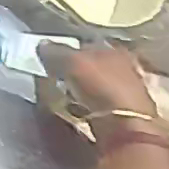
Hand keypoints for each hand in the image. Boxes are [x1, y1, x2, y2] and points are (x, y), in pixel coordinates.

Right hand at [39, 43, 164, 144]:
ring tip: (59, 94)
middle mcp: (123, 66)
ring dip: (78, 89)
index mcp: (113, 49)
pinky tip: (72, 110)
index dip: (68, 47)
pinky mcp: (122, 114)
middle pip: (92, 65)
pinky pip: (96, 104)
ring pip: (95, 85)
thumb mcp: (72, 62)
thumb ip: (56, 52)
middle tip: (53, 75)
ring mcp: (125, 91)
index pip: (88, 43)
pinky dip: (83, 105)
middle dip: (74, 69)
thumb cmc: (100, 85)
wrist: (126, 126)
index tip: (50, 55)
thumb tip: (42, 44)